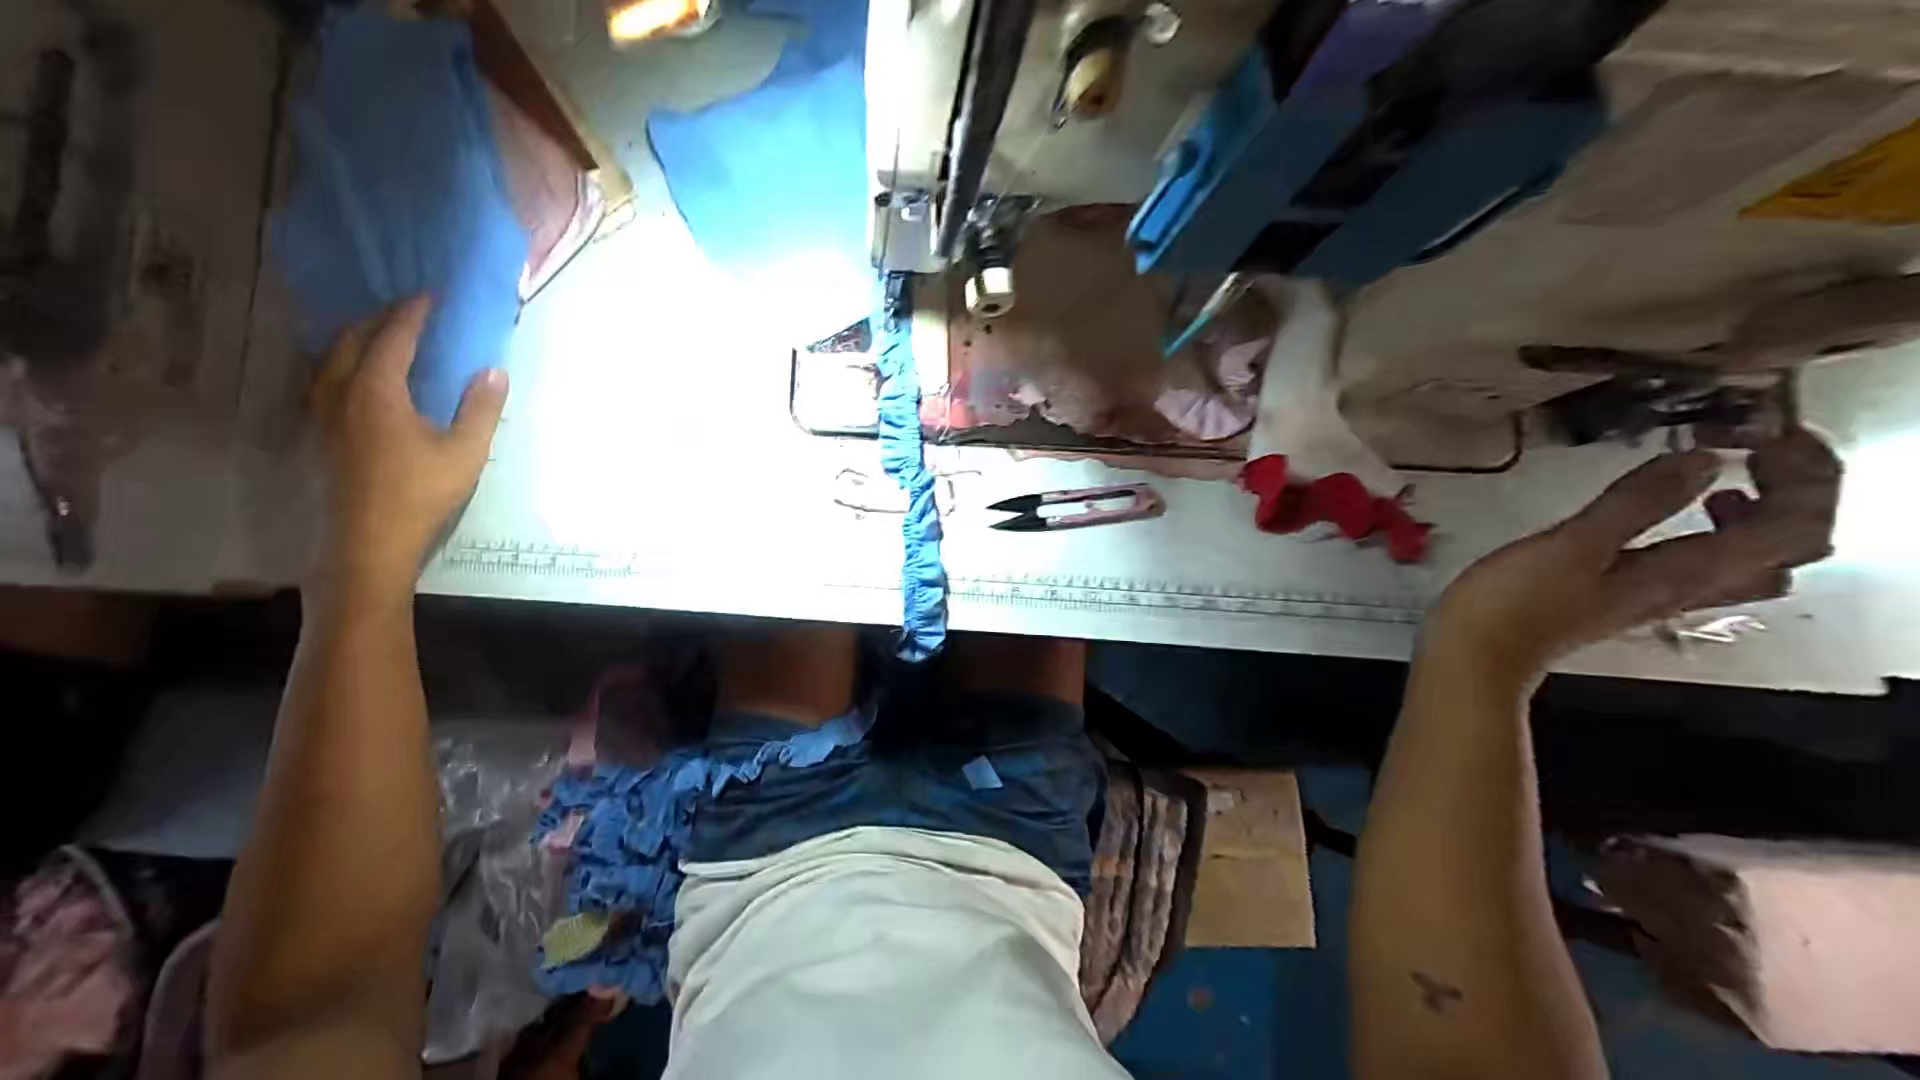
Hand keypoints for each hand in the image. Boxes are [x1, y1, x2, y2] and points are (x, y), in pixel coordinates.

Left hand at [309, 297, 507, 595]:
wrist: (368, 540)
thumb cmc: (421, 493)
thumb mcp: (466, 452)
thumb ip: (481, 408)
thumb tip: (493, 371)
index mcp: (375, 390)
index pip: (393, 337)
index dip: (413, 314)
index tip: (431, 296)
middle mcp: (339, 392)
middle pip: (351, 339)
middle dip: (379, 319)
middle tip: (407, 311)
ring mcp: (321, 413)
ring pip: (329, 358)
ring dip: (354, 339)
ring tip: (378, 335)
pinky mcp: (318, 433)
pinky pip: (323, 379)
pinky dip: (341, 363)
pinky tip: (356, 377)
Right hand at [1426, 429, 1841, 681]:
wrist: (1476, 652)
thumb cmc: (1517, 600)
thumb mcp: (1571, 544)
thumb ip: (1636, 502)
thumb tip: (1707, 459)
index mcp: (1686, 571)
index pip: (1794, 527)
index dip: (1806, 477)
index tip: (1766, 435)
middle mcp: (1689, 586)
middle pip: (1787, 545)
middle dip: (1794, 492)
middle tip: (1754, 450)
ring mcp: (1658, 595)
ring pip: (1750, 558)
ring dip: (1757, 514)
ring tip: (1720, 481)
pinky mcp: (1626, 595)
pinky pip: (1704, 563)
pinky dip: (1712, 531)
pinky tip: (1672, 516)